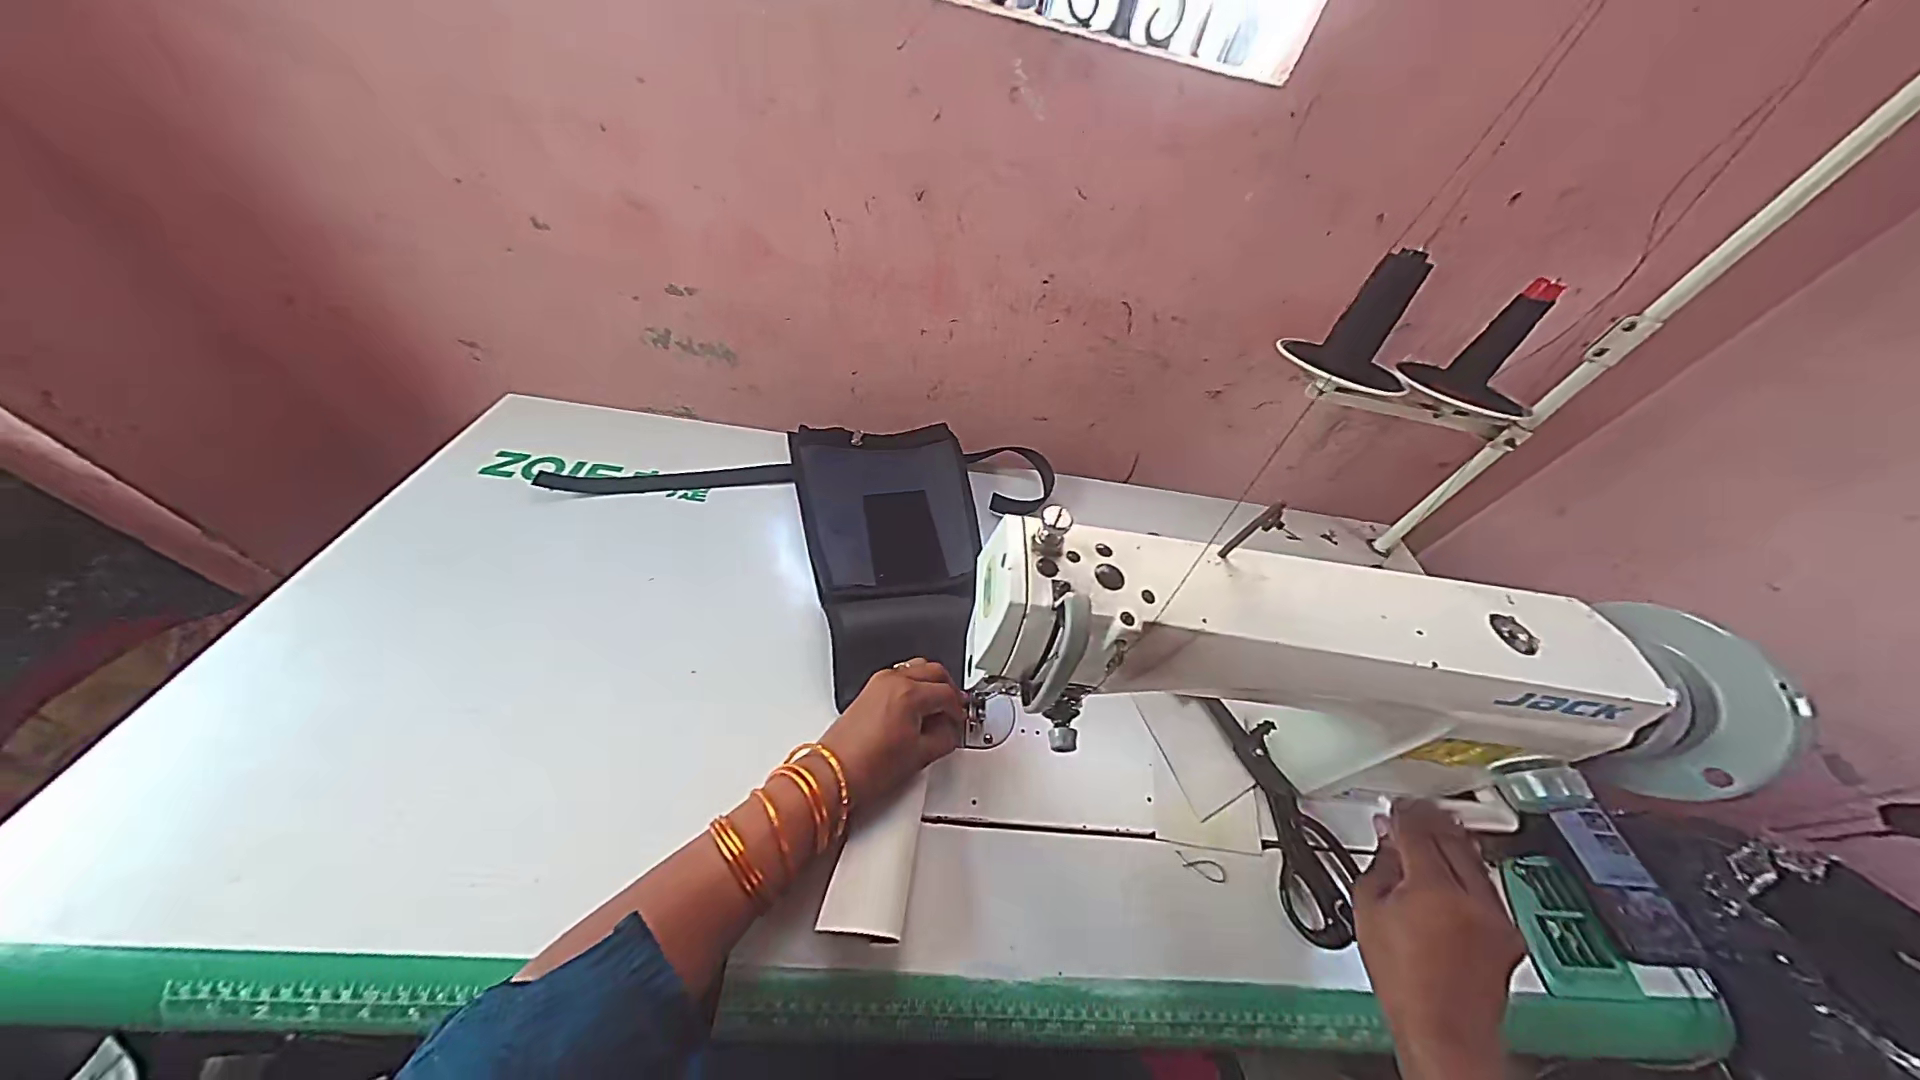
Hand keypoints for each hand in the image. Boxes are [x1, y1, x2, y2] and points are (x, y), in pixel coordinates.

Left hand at [818, 659, 967, 807]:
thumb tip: (950, 730)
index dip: (959, 710)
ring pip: (917, 668)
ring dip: (931, 683)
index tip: (959, 721)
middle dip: (949, 690)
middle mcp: (893, 681)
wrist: (833, 774)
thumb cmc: (866, 767)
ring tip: (937, 707)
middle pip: (935, 671)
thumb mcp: (920, 755)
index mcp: (909, 694)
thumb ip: (945, 737)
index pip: (947, 693)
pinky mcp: (869, 690)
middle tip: (954, 710)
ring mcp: (878, 683)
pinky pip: (900, 676)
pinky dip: (914, 685)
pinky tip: (917, 707)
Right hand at [1353, 799, 1524, 1079]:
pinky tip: (1454, 863)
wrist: (1442, 1026)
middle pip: (1451, 839)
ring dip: (1453, 839)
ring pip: (1474, 859)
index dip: (1403, 814)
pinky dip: (1468, 867)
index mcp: (1432, 889)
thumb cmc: (1402, 978)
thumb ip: (1378, 866)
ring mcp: (1497, 917)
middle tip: (1412, 811)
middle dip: (1430, 820)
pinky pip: (1487, 884)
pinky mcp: (1510, 933)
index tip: (1394, 807)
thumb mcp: (1369, 909)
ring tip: (1434, 829)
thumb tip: (1388, 842)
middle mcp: (1472, 899)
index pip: (1418, 832)